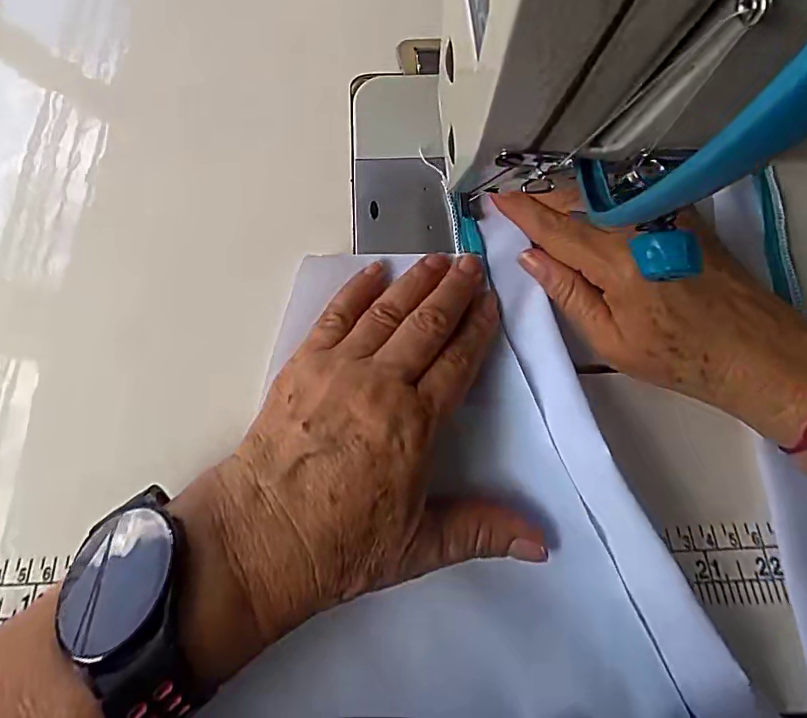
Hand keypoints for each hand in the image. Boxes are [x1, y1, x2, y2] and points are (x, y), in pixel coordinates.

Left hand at [171, 254, 545, 683]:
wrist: (265, 529)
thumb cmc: (342, 542)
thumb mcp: (419, 546)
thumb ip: (480, 529)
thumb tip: (541, 542)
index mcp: (414, 423)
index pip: (457, 363)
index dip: (477, 329)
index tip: (491, 303)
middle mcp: (379, 384)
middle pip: (425, 327)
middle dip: (452, 292)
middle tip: (471, 265)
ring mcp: (338, 367)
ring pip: (385, 313)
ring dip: (412, 283)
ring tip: (434, 260)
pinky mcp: (303, 362)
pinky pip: (334, 316)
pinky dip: (355, 290)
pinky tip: (373, 272)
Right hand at [491, 188, 806, 446]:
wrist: (764, 355)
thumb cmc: (684, 358)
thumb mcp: (610, 340)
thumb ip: (566, 292)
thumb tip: (529, 257)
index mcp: (615, 262)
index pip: (551, 226)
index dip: (519, 211)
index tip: (495, 199)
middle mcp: (638, 230)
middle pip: (572, 200)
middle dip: (539, 199)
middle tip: (515, 206)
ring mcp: (665, 219)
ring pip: (598, 195)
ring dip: (566, 197)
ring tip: (545, 209)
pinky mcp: (684, 218)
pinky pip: (627, 198)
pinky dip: (599, 199)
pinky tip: (589, 210)